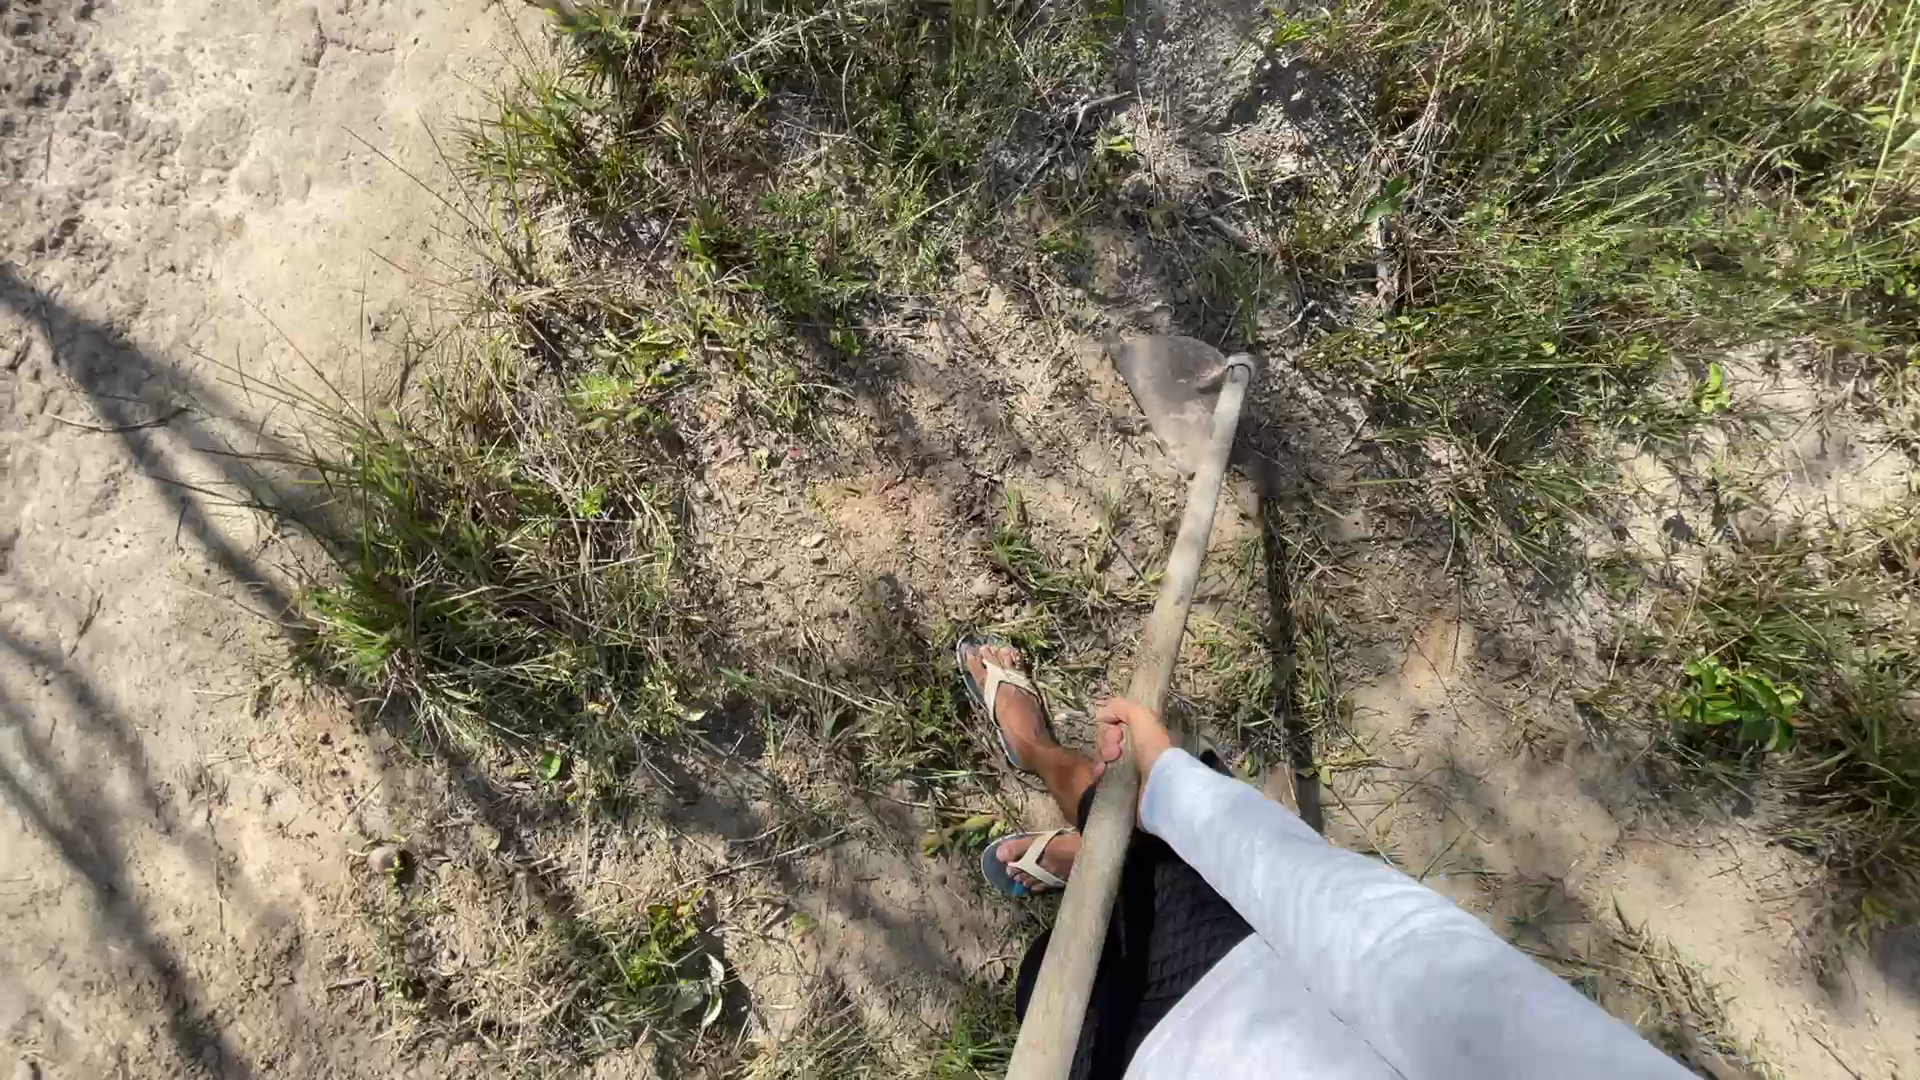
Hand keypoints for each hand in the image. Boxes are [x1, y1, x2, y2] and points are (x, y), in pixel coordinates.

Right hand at [1093, 697, 1172, 802]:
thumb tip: (1101, 714)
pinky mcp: (1121, 781)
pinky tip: (1102, 771)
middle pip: (1106, 736)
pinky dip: (1098, 769)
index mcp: (1141, 728)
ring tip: (1111, 760)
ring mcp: (1127, 763)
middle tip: (1116, 749)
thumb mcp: (1139, 715)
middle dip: (1106, 740)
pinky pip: (1101, 771)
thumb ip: (1120, 707)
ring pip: (1102, 753)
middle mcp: (1134, 744)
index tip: (1115, 729)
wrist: (1158, 781)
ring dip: (1102, 754)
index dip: (1110, 723)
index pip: (1114, 721)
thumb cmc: (1151, 744)